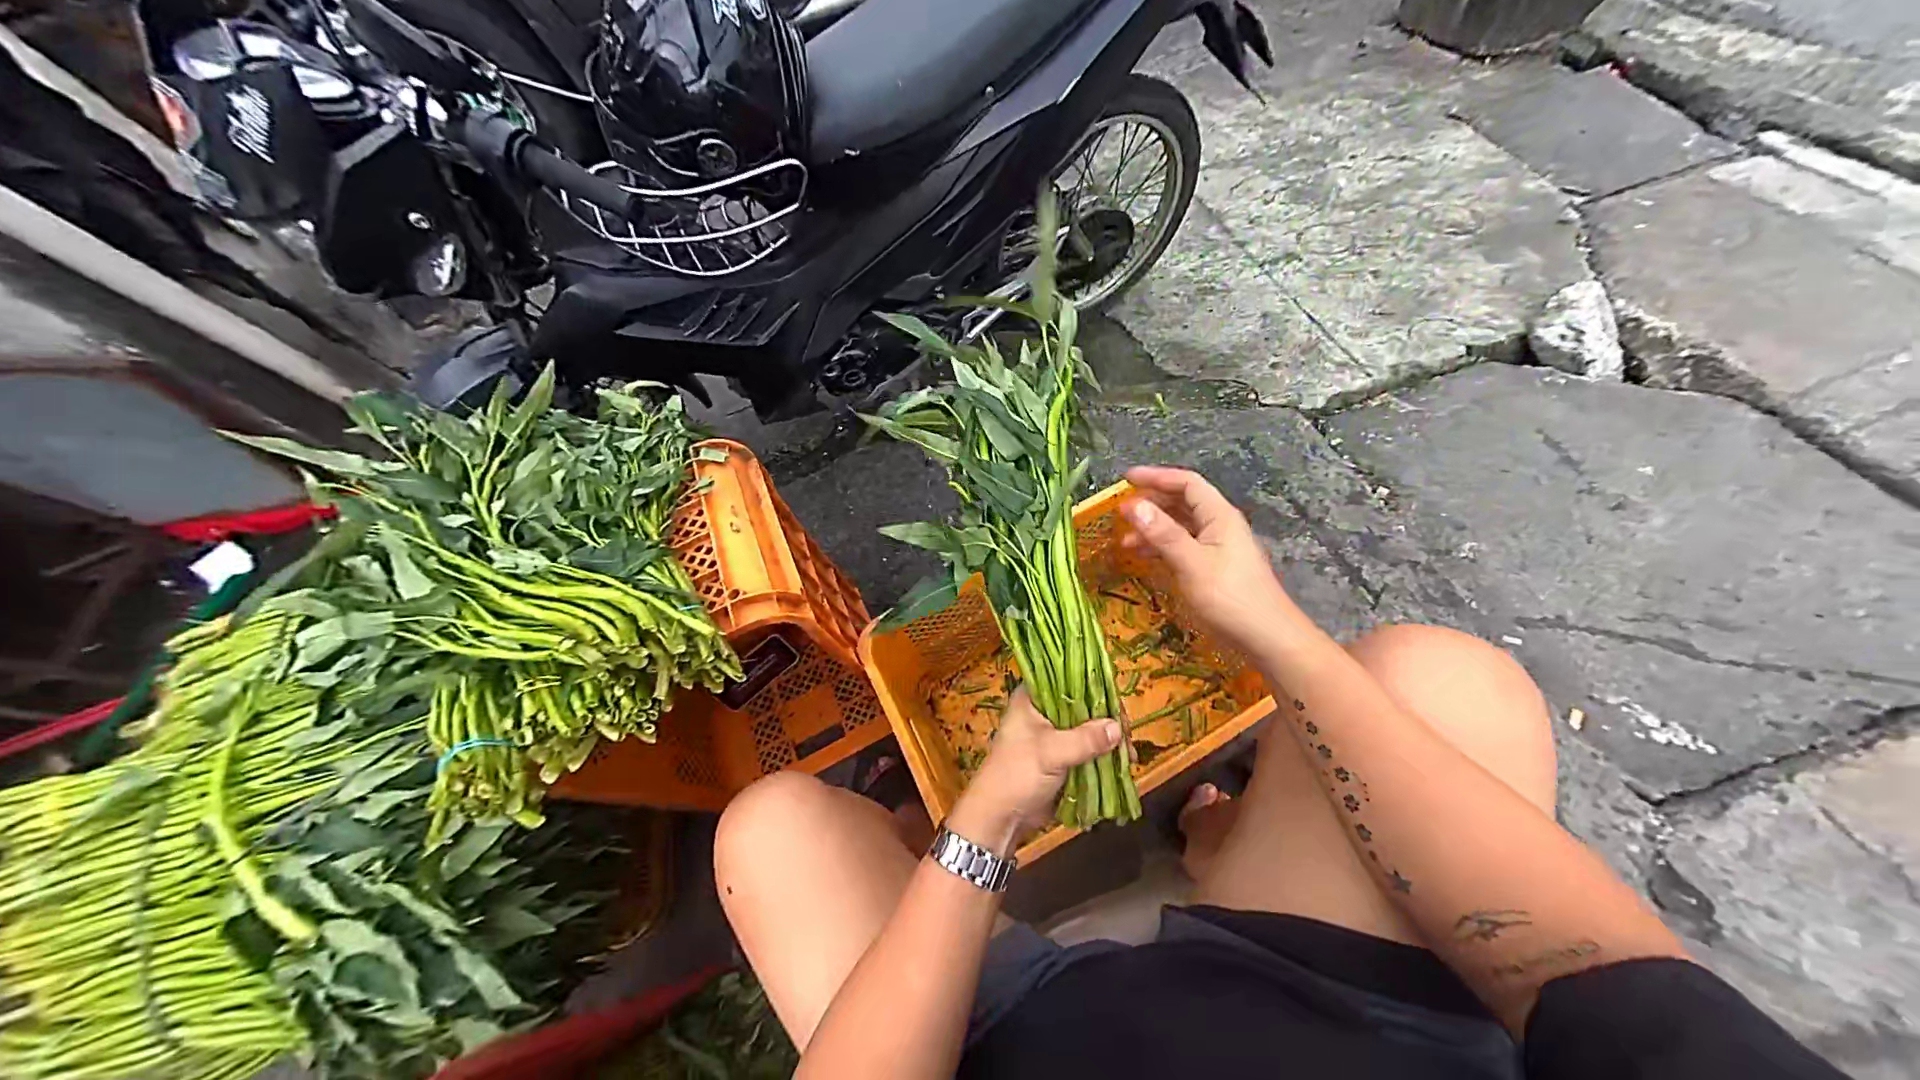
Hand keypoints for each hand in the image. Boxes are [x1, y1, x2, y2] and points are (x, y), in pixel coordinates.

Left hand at [945, 688, 1121, 855]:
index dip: (1096, 689)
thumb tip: (1118, 728)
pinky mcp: (1062, 756)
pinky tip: (1122, 764)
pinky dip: (1104, 755)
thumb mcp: (1050, 752)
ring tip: (1129, 756)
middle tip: (1127, 738)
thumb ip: (1084, 739)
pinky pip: (1089, 750)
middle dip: (1108, 721)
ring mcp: (1054, 734)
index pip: (1070, 680)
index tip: (1118, 707)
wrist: (1001, 817)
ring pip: (1089, 729)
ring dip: (1109, 741)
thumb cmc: (1017, 774)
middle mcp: (1044, 710)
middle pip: (1084, 706)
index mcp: (1033, 697)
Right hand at [1120, 465, 1295, 657]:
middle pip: (1182, 502)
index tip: (1126, 479)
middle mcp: (1219, 526)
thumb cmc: (1230, 597)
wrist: (1267, 638)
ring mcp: (1218, 548)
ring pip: (1180, 527)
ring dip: (1152, 529)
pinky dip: (1161, 548)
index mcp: (1219, 516)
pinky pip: (1182, 547)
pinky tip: (1144, 558)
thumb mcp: (1191, 563)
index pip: (1187, 483)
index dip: (1156, 477)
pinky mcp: (1214, 568)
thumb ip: (1162, 533)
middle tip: (1120, 512)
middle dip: (1151, 504)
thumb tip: (1133, 505)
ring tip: (1124, 541)